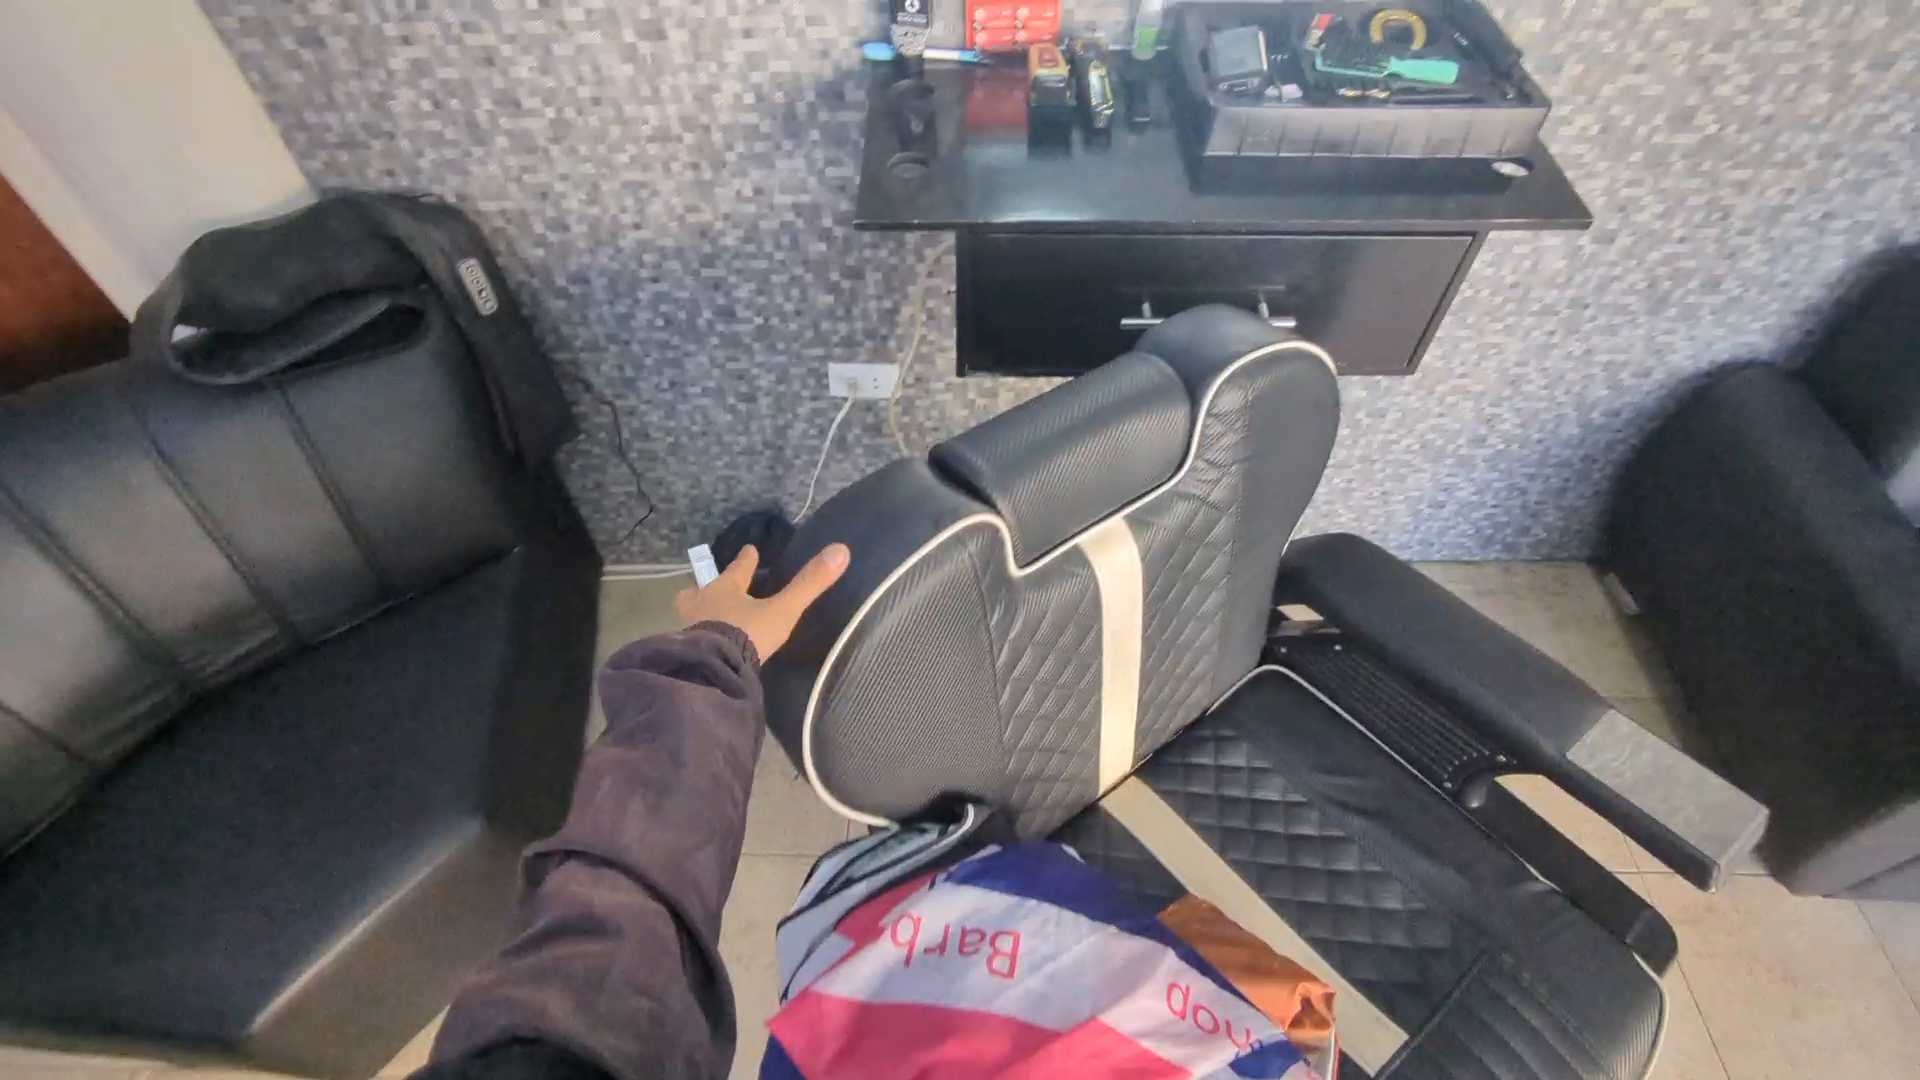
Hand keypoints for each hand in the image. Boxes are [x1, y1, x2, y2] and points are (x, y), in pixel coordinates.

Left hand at [676, 543, 850, 660]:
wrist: (713, 670)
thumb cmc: (747, 633)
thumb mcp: (782, 610)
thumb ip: (809, 584)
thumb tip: (840, 550)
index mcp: (725, 590)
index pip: (737, 569)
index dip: (745, 560)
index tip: (749, 549)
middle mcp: (703, 605)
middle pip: (698, 591)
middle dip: (704, 589)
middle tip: (707, 589)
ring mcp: (690, 630)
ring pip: (691, 615)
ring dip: (699, 614)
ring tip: (708, 620)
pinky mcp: (687, 653)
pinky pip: (691, 641)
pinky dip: (699, 639)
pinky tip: (709, 648)